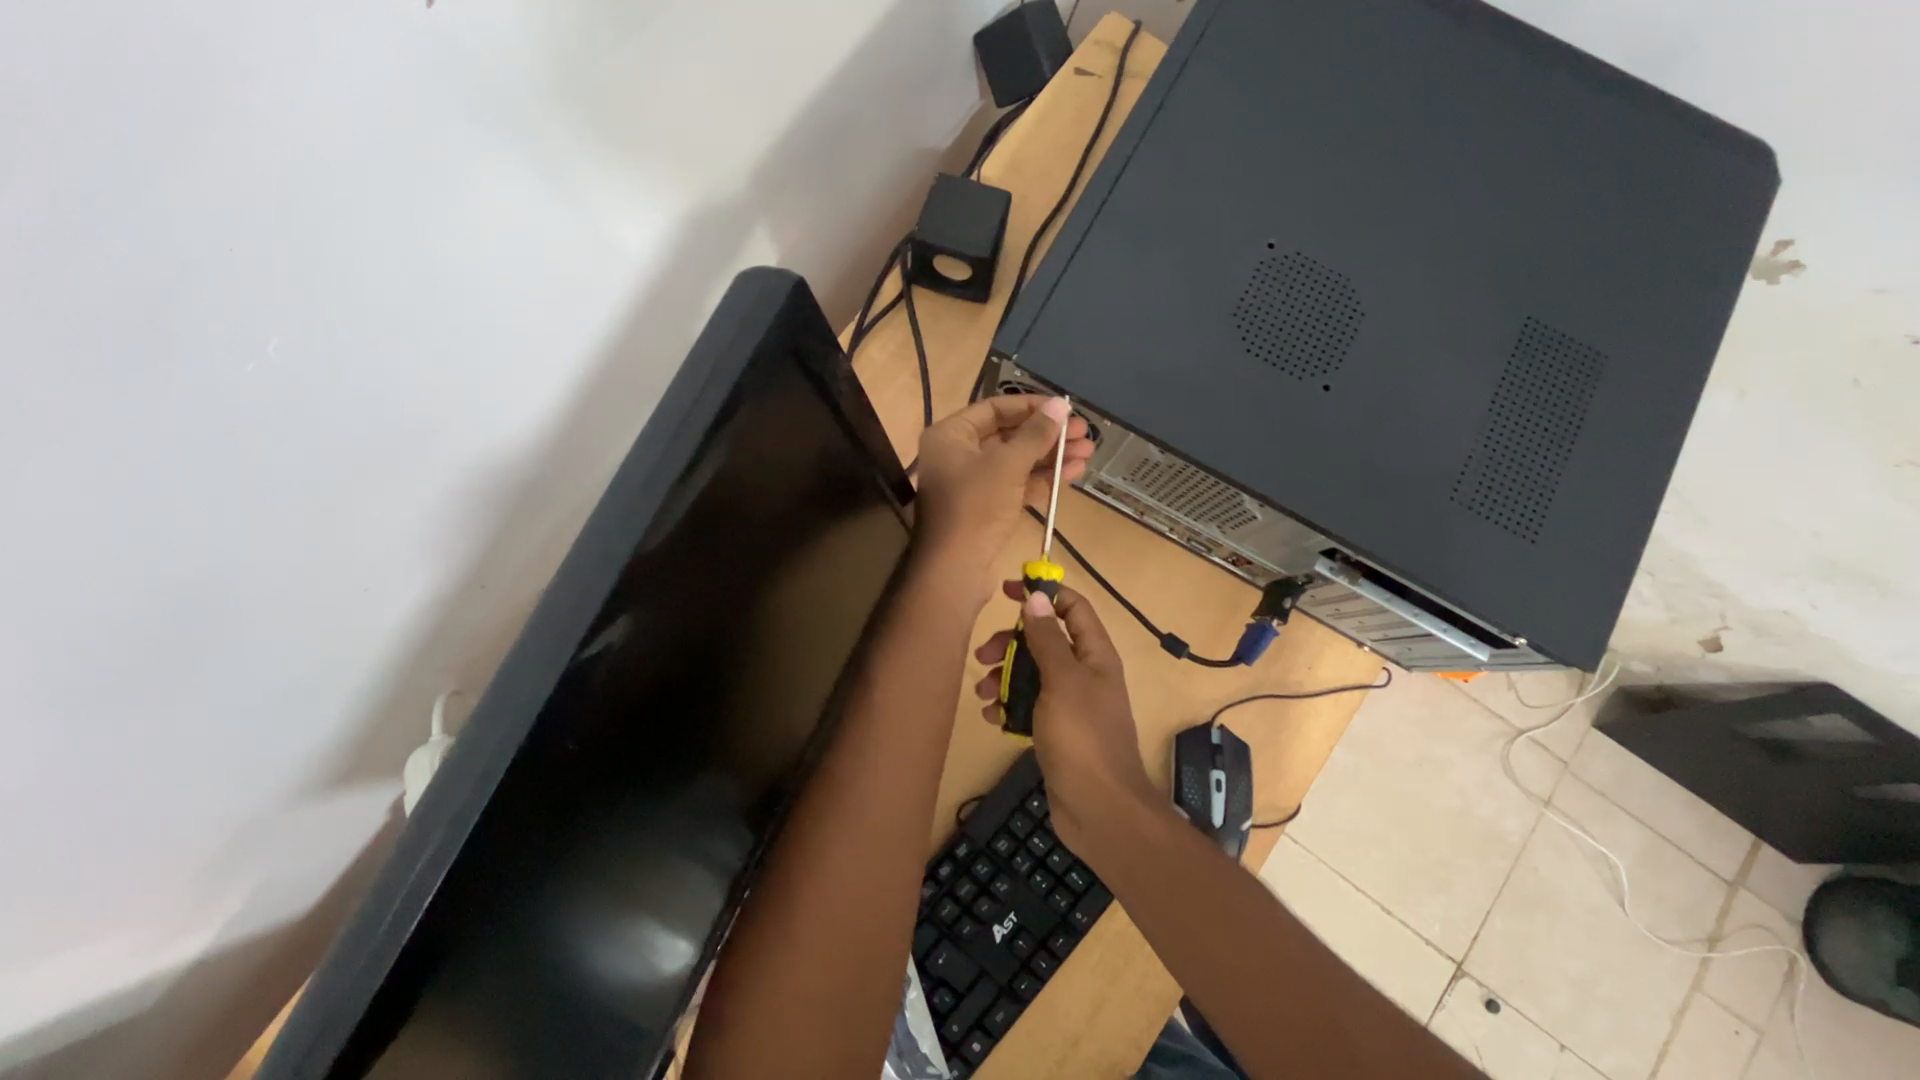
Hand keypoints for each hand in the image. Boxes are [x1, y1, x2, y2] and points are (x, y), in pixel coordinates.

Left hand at [912, 395, 1092, 600]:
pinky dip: (1042, 480)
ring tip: (1088, 453)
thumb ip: (1036, 434)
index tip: (1064, 409)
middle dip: (1047, 434)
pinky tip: (1073, 473)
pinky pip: (1016, 486)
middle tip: (1084, 433)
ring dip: (1051, 457)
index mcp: (951, 435)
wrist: (954, 570)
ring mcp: (971, 484)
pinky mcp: (985, 509)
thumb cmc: (975, 507)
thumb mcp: (1008, 464)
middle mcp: (957, 455)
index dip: (1031, 406)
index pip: (995, 408)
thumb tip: (1060, 405)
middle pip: (1008, 435)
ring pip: (1016, 462)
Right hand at [973, 583, 1158, 860]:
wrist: (1099, 808)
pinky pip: (1028, 707)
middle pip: (1045, 641)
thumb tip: (1038, 597)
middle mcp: (1085, 675)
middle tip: (983, 654)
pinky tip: (992, 717)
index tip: (1008, 590)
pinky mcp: (1056, 732)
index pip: (1073, 608)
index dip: (1044, 594)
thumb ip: (1048, 639)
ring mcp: (1071, 705)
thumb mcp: (1062, 681)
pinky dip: (1009, 707)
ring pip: (1032, 675)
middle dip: (1012, 643)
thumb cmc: (1083, 738)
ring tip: (983, 693)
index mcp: (1095, 655)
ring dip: (1004, 677)